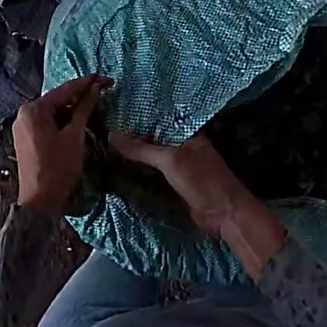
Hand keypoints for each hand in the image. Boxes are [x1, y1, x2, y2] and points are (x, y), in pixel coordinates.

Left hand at [13, 75, 109, 216]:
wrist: (40, 201)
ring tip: (95, 104)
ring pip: (52, 112)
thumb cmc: (58, 167)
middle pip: (57, 100)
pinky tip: (78, 120)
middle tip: (103, 90)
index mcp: (33, 110)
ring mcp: (23, 127)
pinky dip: (63, 121)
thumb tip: (94, 88)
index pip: (63, 91)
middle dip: (79, 96)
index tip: (104, 78)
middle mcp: (24, 114)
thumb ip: (83, 109)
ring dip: (72, 109)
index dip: (86, 84)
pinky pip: (47, 122)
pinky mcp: (26, 138)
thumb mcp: (74, 136)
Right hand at [110, 130, 288, 278]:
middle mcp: (181, 144)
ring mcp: (177, 164)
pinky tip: (118, 164)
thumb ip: (141, 149)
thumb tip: (110, 135)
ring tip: (104, 144)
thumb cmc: (202, 180)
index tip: (110, 112)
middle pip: (151, 137)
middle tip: (102, 128)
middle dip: (130, 135)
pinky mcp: (173, 181)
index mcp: (186, 132)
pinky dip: (137, 168)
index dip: (135, 116)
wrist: (224, 214)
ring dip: (132, 153)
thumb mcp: (170, 160)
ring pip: (150, 155)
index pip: (156, 119)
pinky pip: (151, 171)